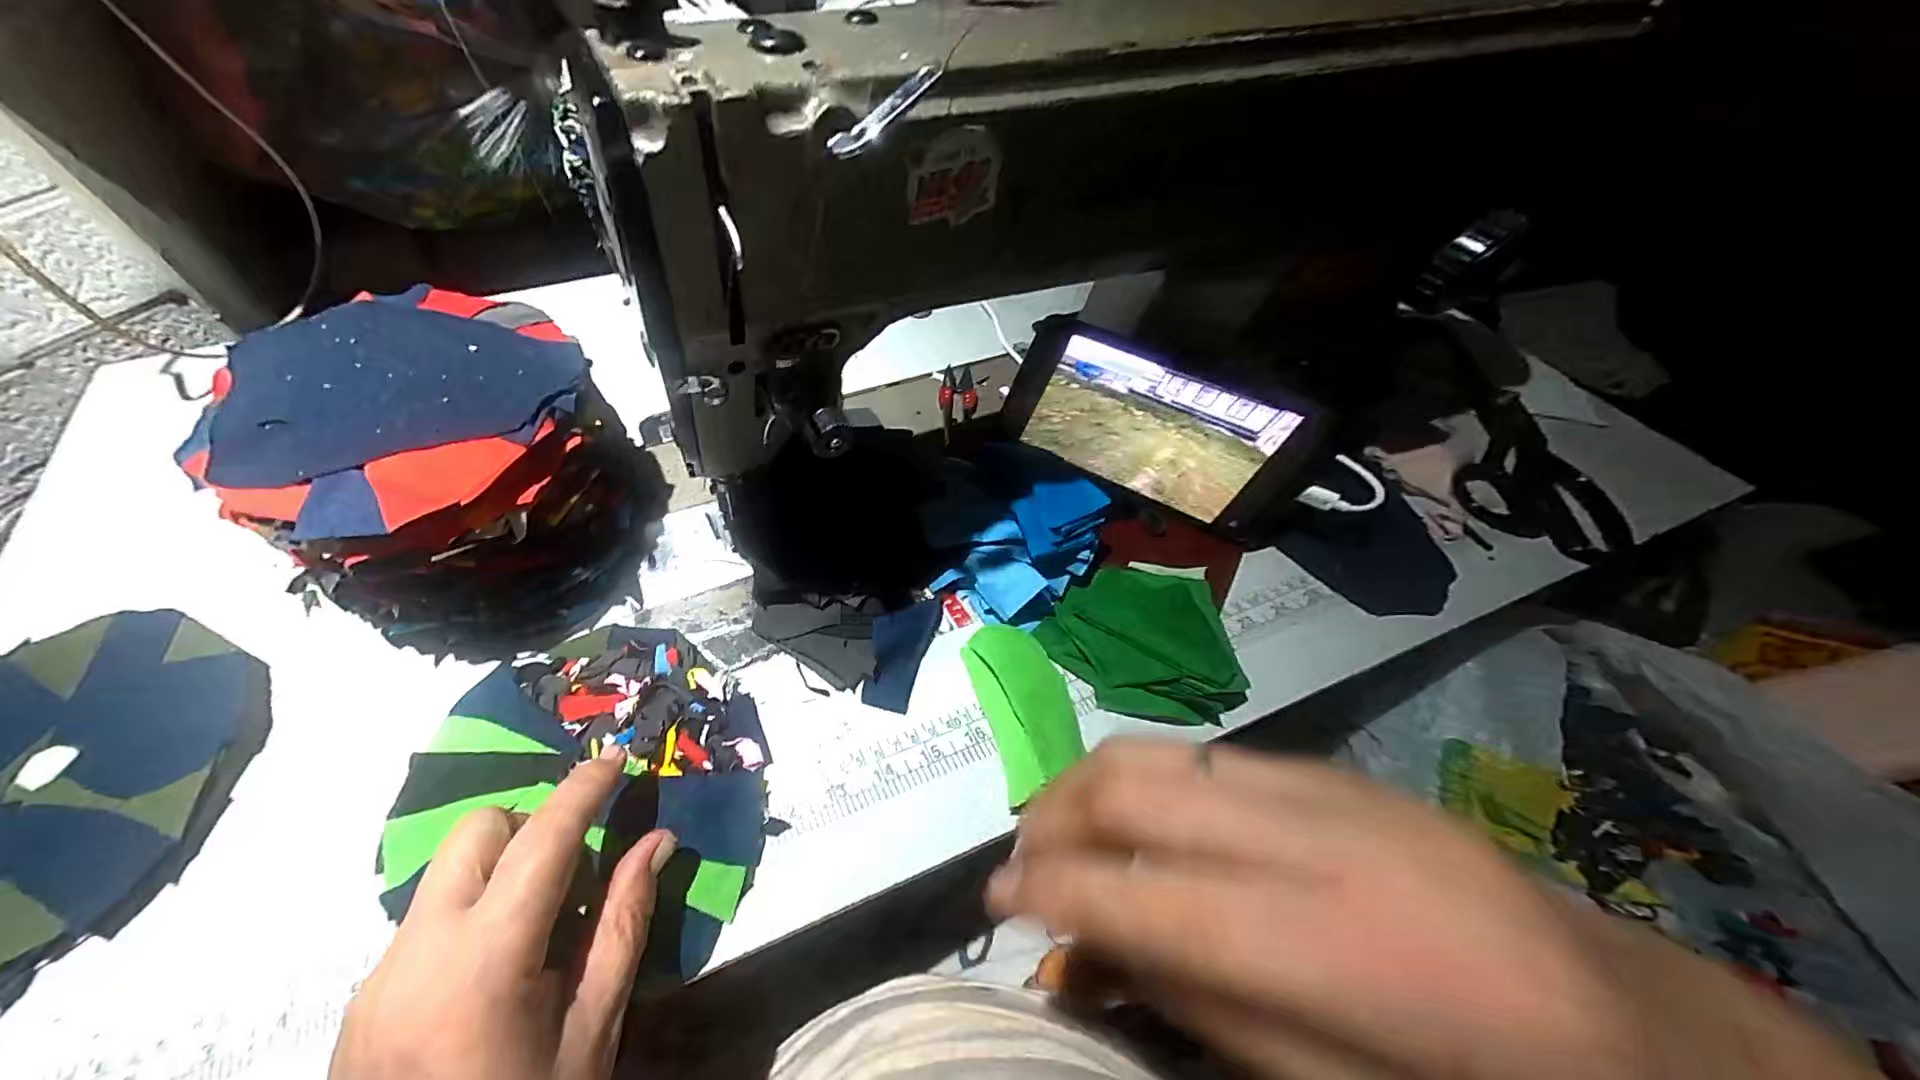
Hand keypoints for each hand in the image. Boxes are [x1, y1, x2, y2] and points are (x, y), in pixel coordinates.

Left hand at [331, 747, 673, 1079]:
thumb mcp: (595, 1022)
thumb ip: (625, 919)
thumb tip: (656, 842)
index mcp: (484, 960)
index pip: (542, 839)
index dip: (584, 789)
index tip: (615, 759)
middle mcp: (418, 952)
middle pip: (478, 832)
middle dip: (534, 823)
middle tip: (579, 863)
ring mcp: (381, 975)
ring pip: (448, 871)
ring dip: (504, 864)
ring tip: (543, 918)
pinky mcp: (365, 997)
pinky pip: (429, 915)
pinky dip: (475, 906)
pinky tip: (500, 963)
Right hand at [987, 738, 1871, 1079]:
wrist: (1624, 1017)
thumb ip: (1198, 1009)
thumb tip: (1088, 954)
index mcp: (1329, 944)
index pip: (1142, 895)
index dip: (1052, 890)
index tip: (995, 899)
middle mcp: (1312, 833)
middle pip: (1133, 785)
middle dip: (1051, 816)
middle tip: (1020, 860)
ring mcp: (1319, 783)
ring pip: (1156, 750)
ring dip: (1084, 784)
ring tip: (1056, 830)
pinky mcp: (1325, 766)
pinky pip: (1198, 754)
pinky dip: (1139, 779)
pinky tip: (1130, 819)